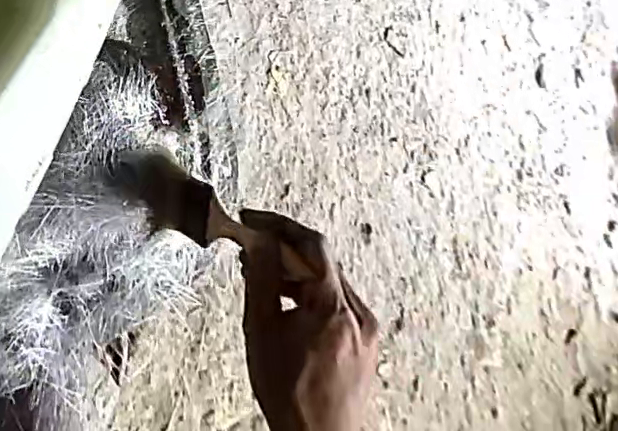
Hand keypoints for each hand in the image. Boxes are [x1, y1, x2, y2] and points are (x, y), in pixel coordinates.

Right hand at [239, 210, 378, 430]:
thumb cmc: (291, 397)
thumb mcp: (262, 330)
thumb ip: (260, 278)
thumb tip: (257, 240)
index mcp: (334, 307)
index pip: (311, 242)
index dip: (278, 224)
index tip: (252, 220)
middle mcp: (358, 312)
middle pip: (320, 257)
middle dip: (283, 245)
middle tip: (253, 243)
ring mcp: (365, 327)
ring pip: (327, 277)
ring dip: (295, 268)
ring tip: (263, 272)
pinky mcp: (364, 340)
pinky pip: (335, 298)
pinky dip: (309, 289)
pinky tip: (286, 298)